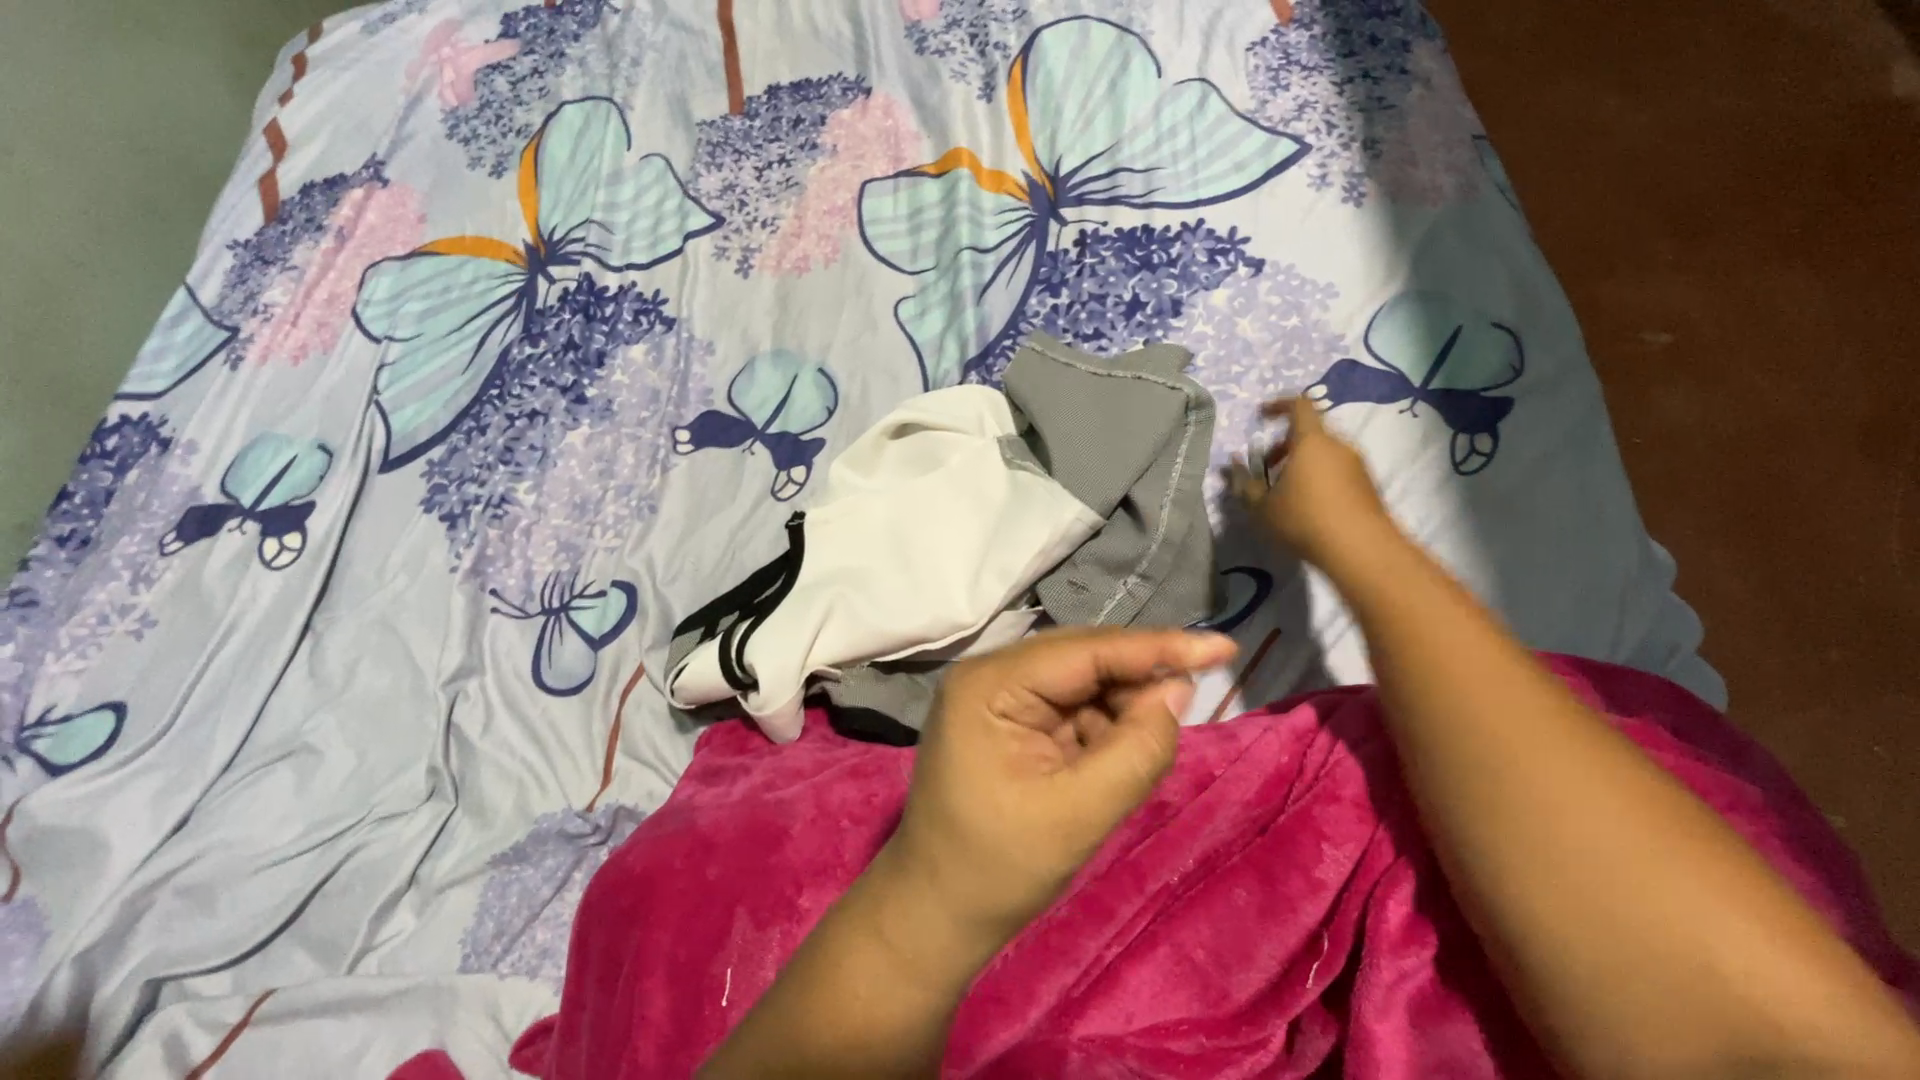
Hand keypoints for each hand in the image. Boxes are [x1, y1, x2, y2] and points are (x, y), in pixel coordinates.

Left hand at [886, 628, 1236, 940]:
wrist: (938, 911)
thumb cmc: (999, 867)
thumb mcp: (1079, 812)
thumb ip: (1137, 749)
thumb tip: (1179, 691)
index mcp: (991, 684)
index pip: (1087, 650)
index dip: (1158, 648)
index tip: (1225, 647)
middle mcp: (990, 675)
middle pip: (1085, 660)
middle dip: (1140, 684)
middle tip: (1192, 710)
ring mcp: (996, 697)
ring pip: (1083, 684)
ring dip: (1122, 712)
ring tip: (1139, 758)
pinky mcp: (1008, 722)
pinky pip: (1070, 710)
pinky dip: (1102, 730)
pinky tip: (1113, 761)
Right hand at [1228, 396, 1393, 566]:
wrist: (1362, 549)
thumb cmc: (1305, 520)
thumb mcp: (1262, 507)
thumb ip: (1244, 484)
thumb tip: (1232, 466)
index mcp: (1312, 441)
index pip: (1299, 405)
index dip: (1277, 406)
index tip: (1261, 417)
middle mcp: (1339, 445)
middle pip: (1310, 431)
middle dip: (1285, 444)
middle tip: (1268, 468)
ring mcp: (1358, 464)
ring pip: (1325, 452)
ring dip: (1303, 462)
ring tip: (1287, 492)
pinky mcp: (1368, 484)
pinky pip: (1338, 469)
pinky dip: (1320, 476)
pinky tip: (1310, 506)